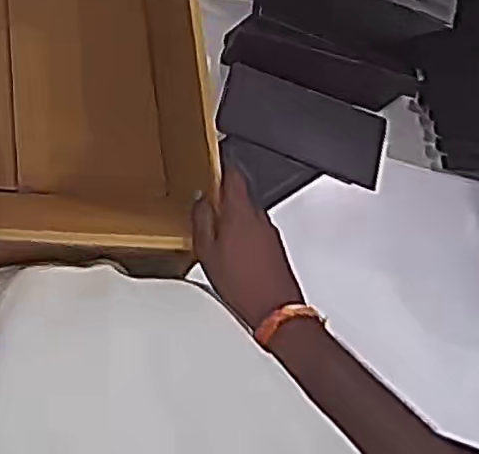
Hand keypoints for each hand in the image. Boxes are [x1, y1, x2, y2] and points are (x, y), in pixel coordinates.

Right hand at [191, 167, 305, 327]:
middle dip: (221, 196)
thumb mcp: (206, 249)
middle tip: (204, 203)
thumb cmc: (243, 285)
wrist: (278, 315)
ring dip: (232, 216)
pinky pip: (255, 229)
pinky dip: (242, 232)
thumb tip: (200, 201)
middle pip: (240, 194)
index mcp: (240, 212)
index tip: (210, 162)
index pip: (233, 175)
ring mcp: (270, 233)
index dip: (221, 165)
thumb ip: (201, 219)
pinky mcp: (276, 248)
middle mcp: (259, 218)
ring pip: (247, 213)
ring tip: (215, 231)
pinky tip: (230, 249)